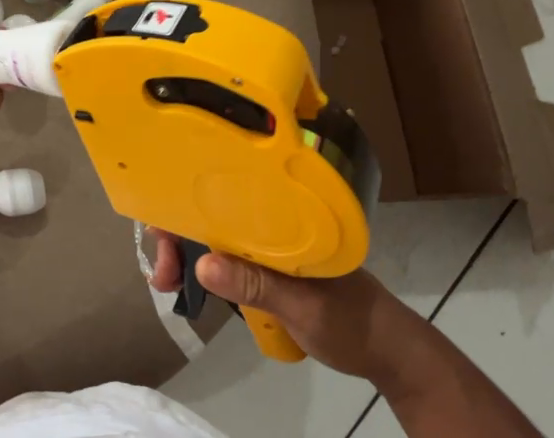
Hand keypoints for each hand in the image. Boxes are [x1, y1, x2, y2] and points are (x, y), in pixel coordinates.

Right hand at [148, 229, 427, 385]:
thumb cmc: (353, 323)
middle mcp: (271, 226)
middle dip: (177, 239)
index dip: (184, 211)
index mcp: (281, 219)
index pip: (222, 199)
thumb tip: (201, 263)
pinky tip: (189, 282)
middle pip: (211, 218)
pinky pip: (227, 260)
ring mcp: (270, 248)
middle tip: (161, 276)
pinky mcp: (269, 270)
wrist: (392, 355)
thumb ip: (255, 284)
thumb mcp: (303, 306)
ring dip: (186, 255)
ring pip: (215, 239)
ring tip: (167, 281)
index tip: (160, 238)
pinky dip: (202, 269)